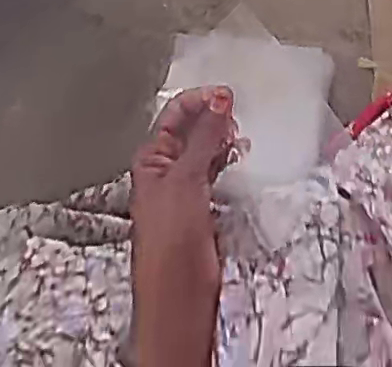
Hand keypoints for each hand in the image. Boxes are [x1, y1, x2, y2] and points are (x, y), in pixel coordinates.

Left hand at [131, 86, 240, 366]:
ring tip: (237, 137)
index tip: (227, 95)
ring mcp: (185, 184)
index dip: (200, 100)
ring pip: (207, 145)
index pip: (175, 113)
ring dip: (223, 135)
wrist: (180, 295)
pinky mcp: (204, 200)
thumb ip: (205, 136)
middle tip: (234, 117)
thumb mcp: (187, 179)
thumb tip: (220, 98)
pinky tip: (239, 154)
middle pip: (192, 126)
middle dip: (214, 116)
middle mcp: (167, 167)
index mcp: (152, 158)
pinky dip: (229, 155)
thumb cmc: (172, 238)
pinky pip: (217, 165)